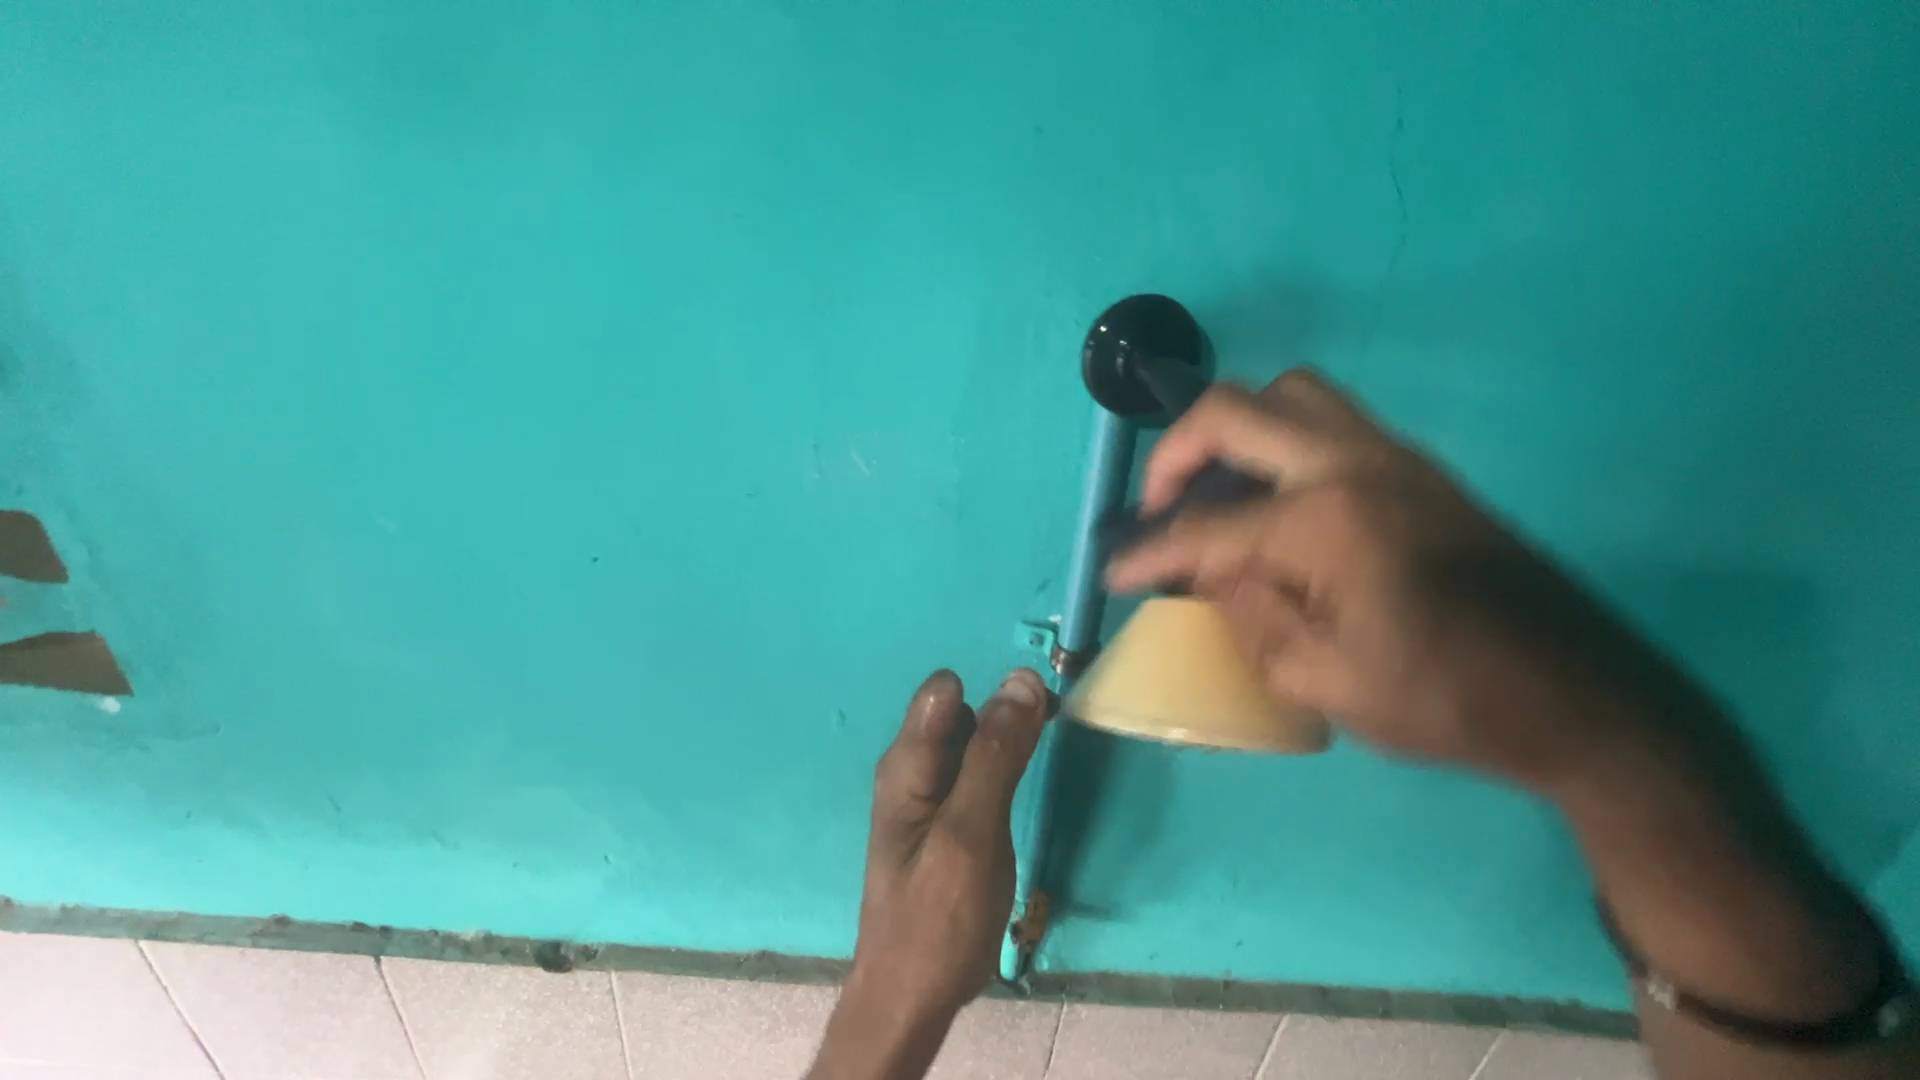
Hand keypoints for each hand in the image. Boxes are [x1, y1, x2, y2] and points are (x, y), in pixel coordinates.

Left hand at [809, 668, 1052, 1079]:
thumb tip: (1023, 679)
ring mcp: (929, 796)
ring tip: (1042, 762)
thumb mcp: (971, 831)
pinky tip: (1022, 791)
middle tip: (1051, 736)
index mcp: (908, 762)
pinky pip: (976, 775)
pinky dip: (1003, 771)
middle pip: (963, 711)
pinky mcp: (947, 822)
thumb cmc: (939, 917)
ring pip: (973, 743)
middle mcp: (913, 769)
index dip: (993, 691)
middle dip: (1007, 714)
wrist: (913, 998)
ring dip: (1009, 742)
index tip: (1040, 711)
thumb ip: (995, 755)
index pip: (946, 689)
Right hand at [1105, 370, 1667, 791]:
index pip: (1204, 526)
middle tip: (1158, 506)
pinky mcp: (1416, 467)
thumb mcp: (1319, 679)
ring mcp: (1392, 456)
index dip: (1147, 552)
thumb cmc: (1442, 701)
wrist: (1577, 696)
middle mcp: (1354, 464)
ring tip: (1214, 490)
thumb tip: (1203, 569)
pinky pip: (1326, 421)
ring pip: (1287, 395)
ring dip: (1233, 431)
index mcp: (1326, 522)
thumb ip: (1245, 611)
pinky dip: (1277, 442)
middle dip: (1175, 452)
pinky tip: (1272, 501)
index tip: (1111, 573)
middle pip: (1234, 411)